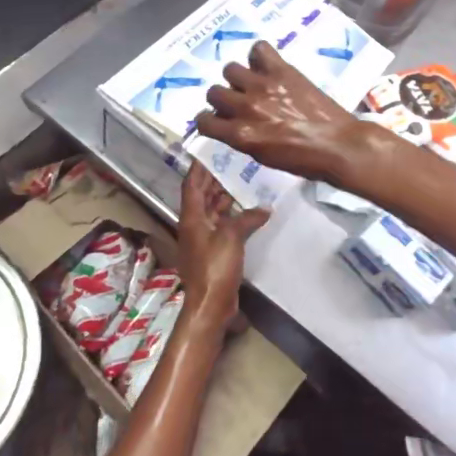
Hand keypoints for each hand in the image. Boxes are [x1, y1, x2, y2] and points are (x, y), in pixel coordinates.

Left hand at [176, 163, 268, 329]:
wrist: (210, 304)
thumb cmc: (215, 267)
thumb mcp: (232, 237)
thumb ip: (247, 218)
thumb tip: (264, 208)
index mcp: (191, 218)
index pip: (191, 185)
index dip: (199, 168)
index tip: (209, 151)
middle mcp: (194, 225)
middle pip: (201, 196)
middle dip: (213, 179)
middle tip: (231, 162)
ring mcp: (202, 239)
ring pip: (211, 211)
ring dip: (223, 197)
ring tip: (241, 181)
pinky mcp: (213, 251)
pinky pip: (220, 225)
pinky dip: (231, 215)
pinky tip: (247, 211)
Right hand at [194, 41, 385, 185]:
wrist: (338, 145)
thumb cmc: (303, 160)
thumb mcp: (264, 157)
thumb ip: (243, 138)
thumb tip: (232, 124)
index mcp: (240, 135)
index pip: (204, 121)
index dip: (209, 120)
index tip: (219, 120)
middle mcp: (246, 108)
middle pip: (213, 92)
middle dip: (222, 98)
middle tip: (238, 102)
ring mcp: (263, 86)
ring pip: (230, 69)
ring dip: (238, 77)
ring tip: (253, 83)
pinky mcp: (282, 70)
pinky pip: (258, 49)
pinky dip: (259, 56)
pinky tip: (267, 67)